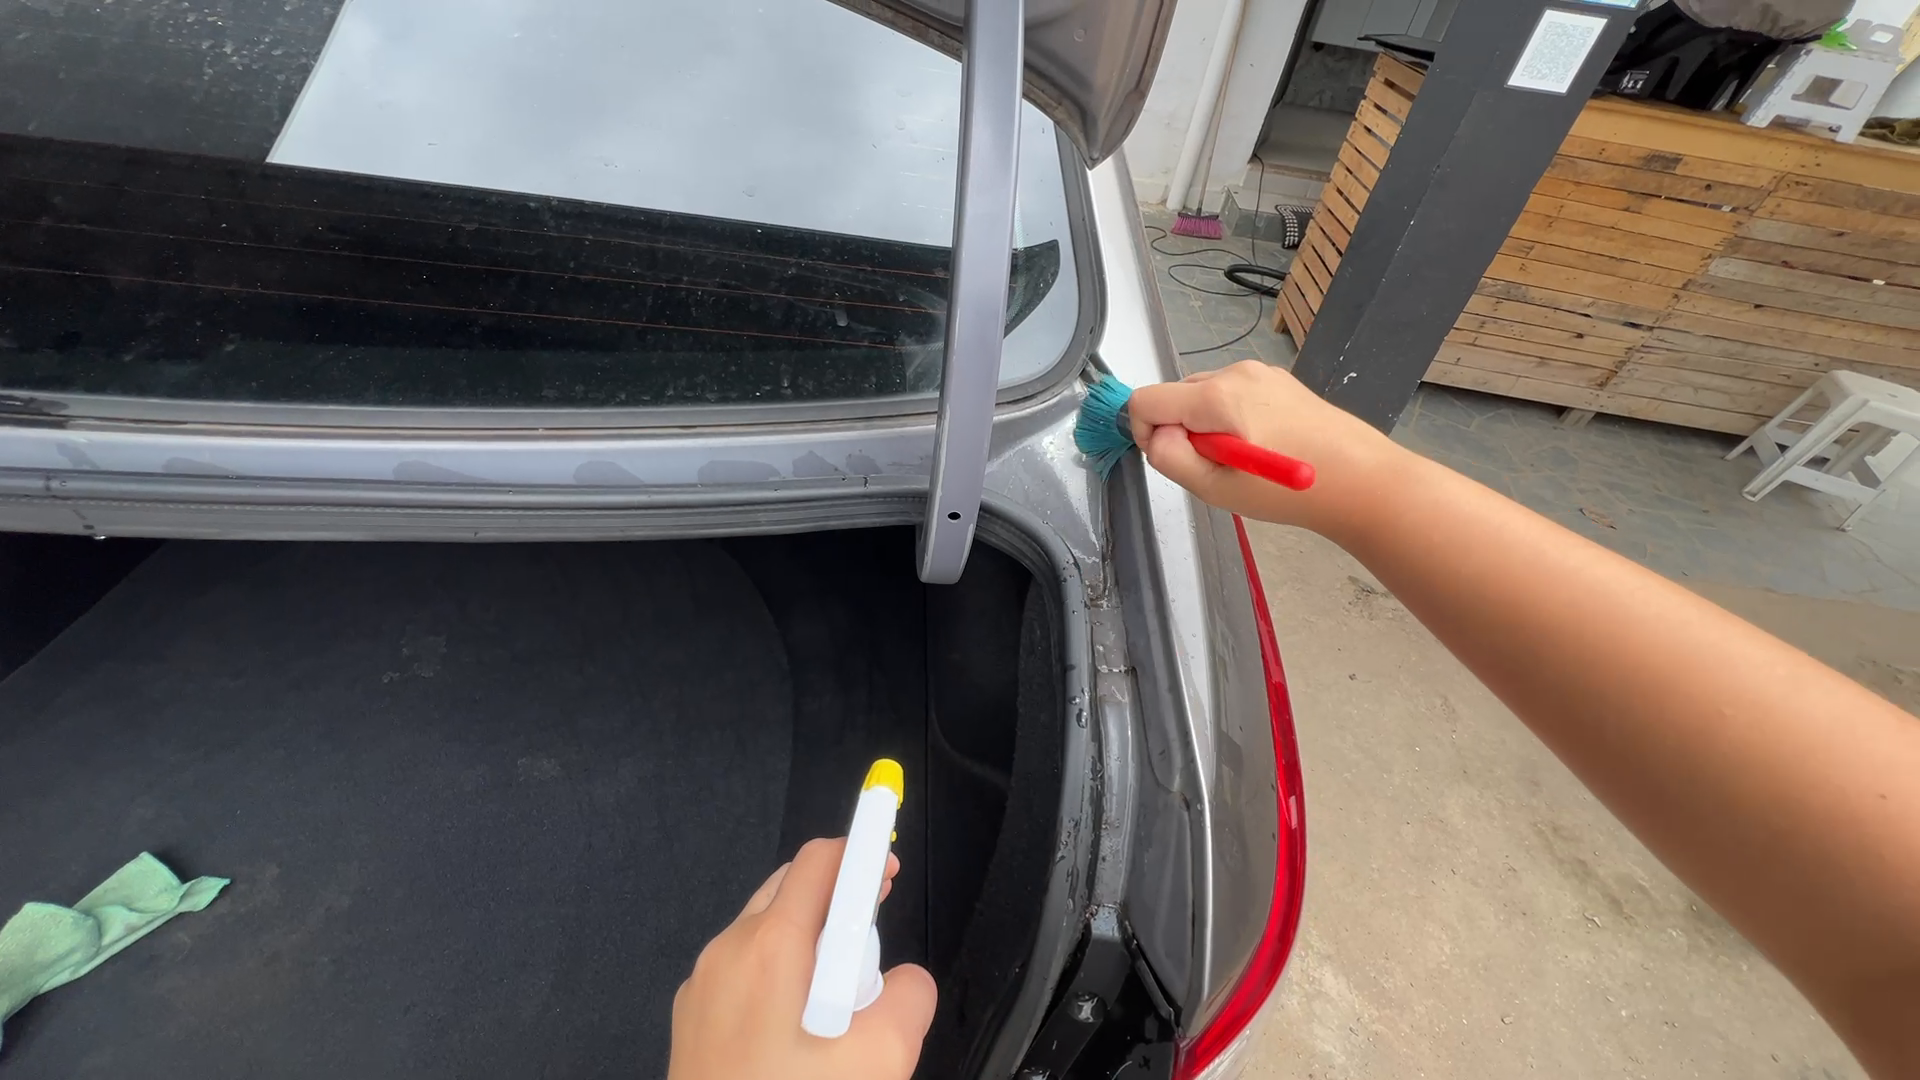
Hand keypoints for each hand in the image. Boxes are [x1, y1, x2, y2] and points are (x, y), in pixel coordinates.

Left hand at [667, 838, 936, 1079]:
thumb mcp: (885, 1055)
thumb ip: (911, 993)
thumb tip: (901, 981)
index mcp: (770, 944)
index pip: (820, 859)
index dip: (863, 853)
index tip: (889, 872)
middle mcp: (727, 951)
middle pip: (792, 887)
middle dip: (838, 902)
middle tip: (868, 951)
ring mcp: (701, 986)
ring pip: (767, 928)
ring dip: (809, 943)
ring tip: (833, 1006)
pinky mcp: (689, 1021)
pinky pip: (744, 969)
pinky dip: (778, 975)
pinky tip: (794, 1034)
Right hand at [1126, 360, 1405, 536]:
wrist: (1362, 480)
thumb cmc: (1287, 491)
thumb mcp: (1215, 488)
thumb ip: (1170, 459)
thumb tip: (1155, 436)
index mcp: (1215, 396)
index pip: (1145, 400)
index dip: (1145, 433)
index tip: (1176, 459)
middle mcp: (1235, 372)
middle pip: (1175, 396)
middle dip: (1181, 430)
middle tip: (1216, 466)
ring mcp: (1261, 373)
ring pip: (1202, 395)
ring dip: (1206, 426)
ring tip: (1243, 458)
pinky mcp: (1279, 381)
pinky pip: (1231, 394)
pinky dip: (1230, 418)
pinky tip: (1261, 444)